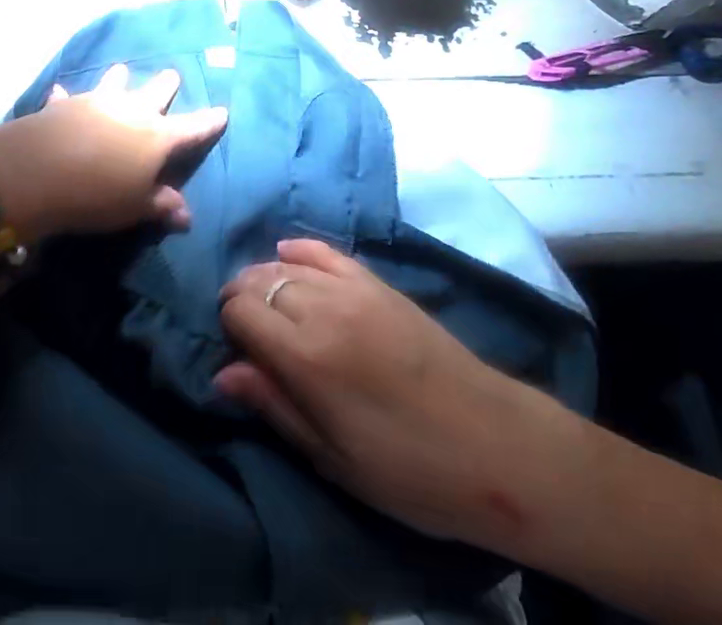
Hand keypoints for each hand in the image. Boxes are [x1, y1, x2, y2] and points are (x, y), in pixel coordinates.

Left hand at [0, 64, 227, 240]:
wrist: (38, 172)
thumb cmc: (97, 194)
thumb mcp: (135, 208)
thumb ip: (160, 205)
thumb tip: (185, 214)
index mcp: (158, 136)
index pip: (193, 128)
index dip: (209, 122)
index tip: (223, 111)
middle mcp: (131, 111)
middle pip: (156, 92)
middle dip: (166, 85)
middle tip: (172, 76)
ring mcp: (95, 102)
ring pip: (113, 83)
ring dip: (118, 78)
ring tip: (121, 71)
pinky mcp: (62, 105)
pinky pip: (66, 97)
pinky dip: (65, 96)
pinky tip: (59, 92)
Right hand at [215, 239, 587, 555]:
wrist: (499, 448)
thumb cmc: (408, 470)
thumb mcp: (331, 457)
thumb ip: (273, 405)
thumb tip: (222, 372)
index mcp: (307, 356)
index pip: (240, 310)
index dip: (227, 325)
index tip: (236, 350)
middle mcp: (325, 309)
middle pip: (259, 280)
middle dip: (242, 298)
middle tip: (248, 330)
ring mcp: (357, 291)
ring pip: (287, 263)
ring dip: (265, 277)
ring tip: (265, 302)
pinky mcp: (382, 286)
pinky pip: (329, 252)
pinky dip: (302, 251)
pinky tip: (289, 255)